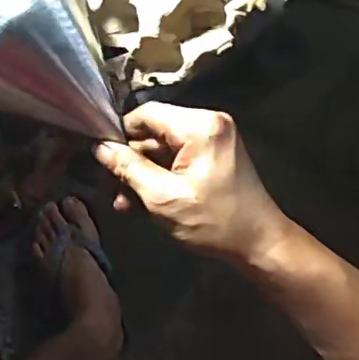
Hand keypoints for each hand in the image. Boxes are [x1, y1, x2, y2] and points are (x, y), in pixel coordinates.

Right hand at [92, 104, 290, 264]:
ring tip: (125, 202)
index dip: (120, 134)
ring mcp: (212, 138)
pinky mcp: (213, 154)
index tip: (101, 159)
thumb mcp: (164, 198)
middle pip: (153, 131)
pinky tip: (142, 201)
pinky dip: (160, 176)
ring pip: (162, 147)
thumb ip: (128, 169)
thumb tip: (99, 148)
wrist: (259, 245)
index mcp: (200, 126)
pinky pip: (177, 157)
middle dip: (130, 161)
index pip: (146, 114)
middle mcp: (208, 123)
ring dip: (142, 173)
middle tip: (110, 188)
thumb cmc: (215, 222)